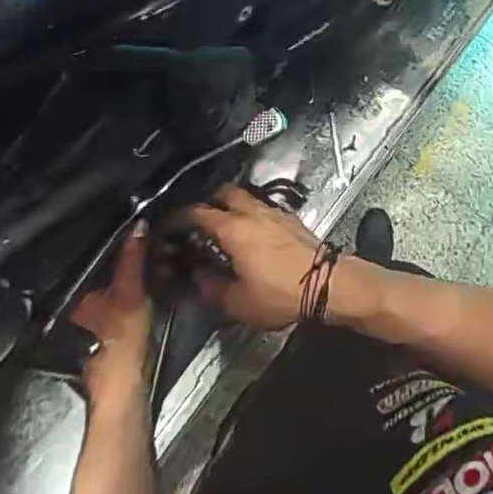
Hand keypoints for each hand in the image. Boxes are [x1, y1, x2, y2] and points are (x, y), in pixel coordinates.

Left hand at [69, 222, 152, 406]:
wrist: (124, 387)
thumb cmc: (122, 341)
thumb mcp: (131, 293)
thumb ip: (133, 260)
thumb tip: (139, 226)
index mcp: (79, 291)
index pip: (101, 253)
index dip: (122, 237)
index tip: (144, 222)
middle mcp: (79, 302)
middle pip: (107, 267)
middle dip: (128, 253)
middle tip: (155, 237)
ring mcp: (92, 317)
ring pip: (114, 281)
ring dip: (134, 269)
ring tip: (157, 254)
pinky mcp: (107, 327)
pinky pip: (122, 295)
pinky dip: (135, 286)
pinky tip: (151, 282)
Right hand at [179, 184, 324, 329]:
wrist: (325, 282)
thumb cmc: (278, 293)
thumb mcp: (237, 301)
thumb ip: (210, 286)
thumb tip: (195, 274)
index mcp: (234, 228)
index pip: (198, 212)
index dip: (178, 217)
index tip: (168, 225)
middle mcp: (253, 212)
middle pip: (224, 192)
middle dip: (207, 201)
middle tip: (196, 221)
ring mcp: (274, 211)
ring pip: (245, 196)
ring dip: (230, 205)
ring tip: (221, 226)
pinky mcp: (289, 217)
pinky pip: (261, 206)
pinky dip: (249, 212)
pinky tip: (248, 232)